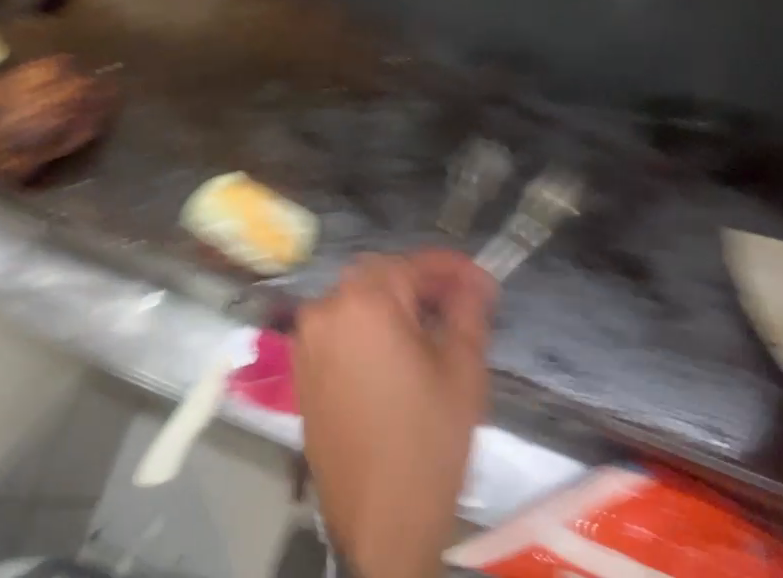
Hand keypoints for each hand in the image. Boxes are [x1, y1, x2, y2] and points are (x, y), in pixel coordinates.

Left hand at [293, 251, 498, 577]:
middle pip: (378, 277)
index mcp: (363, 303)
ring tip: (430, 330)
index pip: (412, 264)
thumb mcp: (463, 370)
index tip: (482, 279)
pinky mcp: (300, 372)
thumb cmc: (428, 441)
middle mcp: (325, 311)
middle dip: (419, 284)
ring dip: (391, 305)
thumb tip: (473, 281)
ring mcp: (306, 342)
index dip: (451, 268)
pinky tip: (395, 356)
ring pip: (354, 303)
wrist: (379, 519)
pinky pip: (337, 332)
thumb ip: (467, 310)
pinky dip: (365, 331)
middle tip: (458, 303)